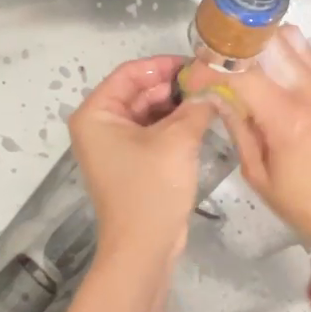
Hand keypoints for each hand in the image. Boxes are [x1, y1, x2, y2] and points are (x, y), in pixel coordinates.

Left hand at [68, 56, 217, 268]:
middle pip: (139, 91)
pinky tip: (203, 118)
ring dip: (178, 105)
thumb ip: (196, 106)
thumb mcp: (177, 140)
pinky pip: (153, 132)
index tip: (197, 63)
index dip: (163, 65)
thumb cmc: (151, 188)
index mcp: (96, 114)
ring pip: (149, 111)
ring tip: (213, 96)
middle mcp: (100, 125)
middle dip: (174, 85)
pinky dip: (175, 124)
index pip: (130, 73)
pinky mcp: (132, 162)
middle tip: (212, 80)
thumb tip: (214, 84)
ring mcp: (115, 145)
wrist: (144, 248)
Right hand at [188, 26, 310, 254]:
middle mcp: (310, 91)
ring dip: (261, 44)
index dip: (212, 68)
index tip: (194, 75)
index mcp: (287, 118)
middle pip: (267, 41)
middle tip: (217, 63)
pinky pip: (307, 52)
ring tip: (244, 63)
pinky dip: (284, 52)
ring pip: (290, 37)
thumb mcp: (257, 174)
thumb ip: (237, 128)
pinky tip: (271, 73)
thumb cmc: (304, 204)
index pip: (241, 72)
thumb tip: (215, 95)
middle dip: (235, 47)